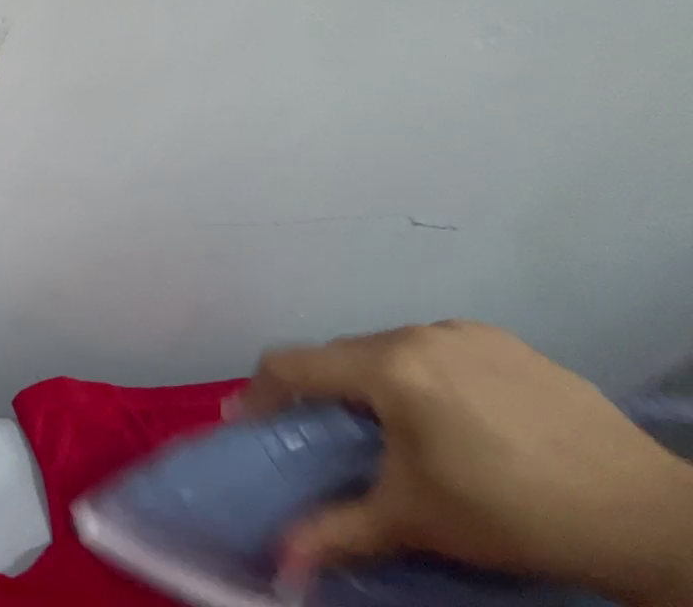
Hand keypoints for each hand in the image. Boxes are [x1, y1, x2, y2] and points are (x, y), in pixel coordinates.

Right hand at [234, 321, 692, 606]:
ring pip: (388, 349)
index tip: (250, 425)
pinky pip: (438, 351)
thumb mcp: (414, 522)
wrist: (652, 520)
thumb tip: (282, 568)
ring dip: (372, 383)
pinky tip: (452, 420)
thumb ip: (336, 531)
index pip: (291, 365)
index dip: (260, 394)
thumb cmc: (514, 514)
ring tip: (392, 430)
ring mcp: (467, 334)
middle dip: (320, 393)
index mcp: (388, 368)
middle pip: (339, 355)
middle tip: (324, 437)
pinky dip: (423, 378)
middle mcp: (418, 335)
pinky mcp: (508, 344)